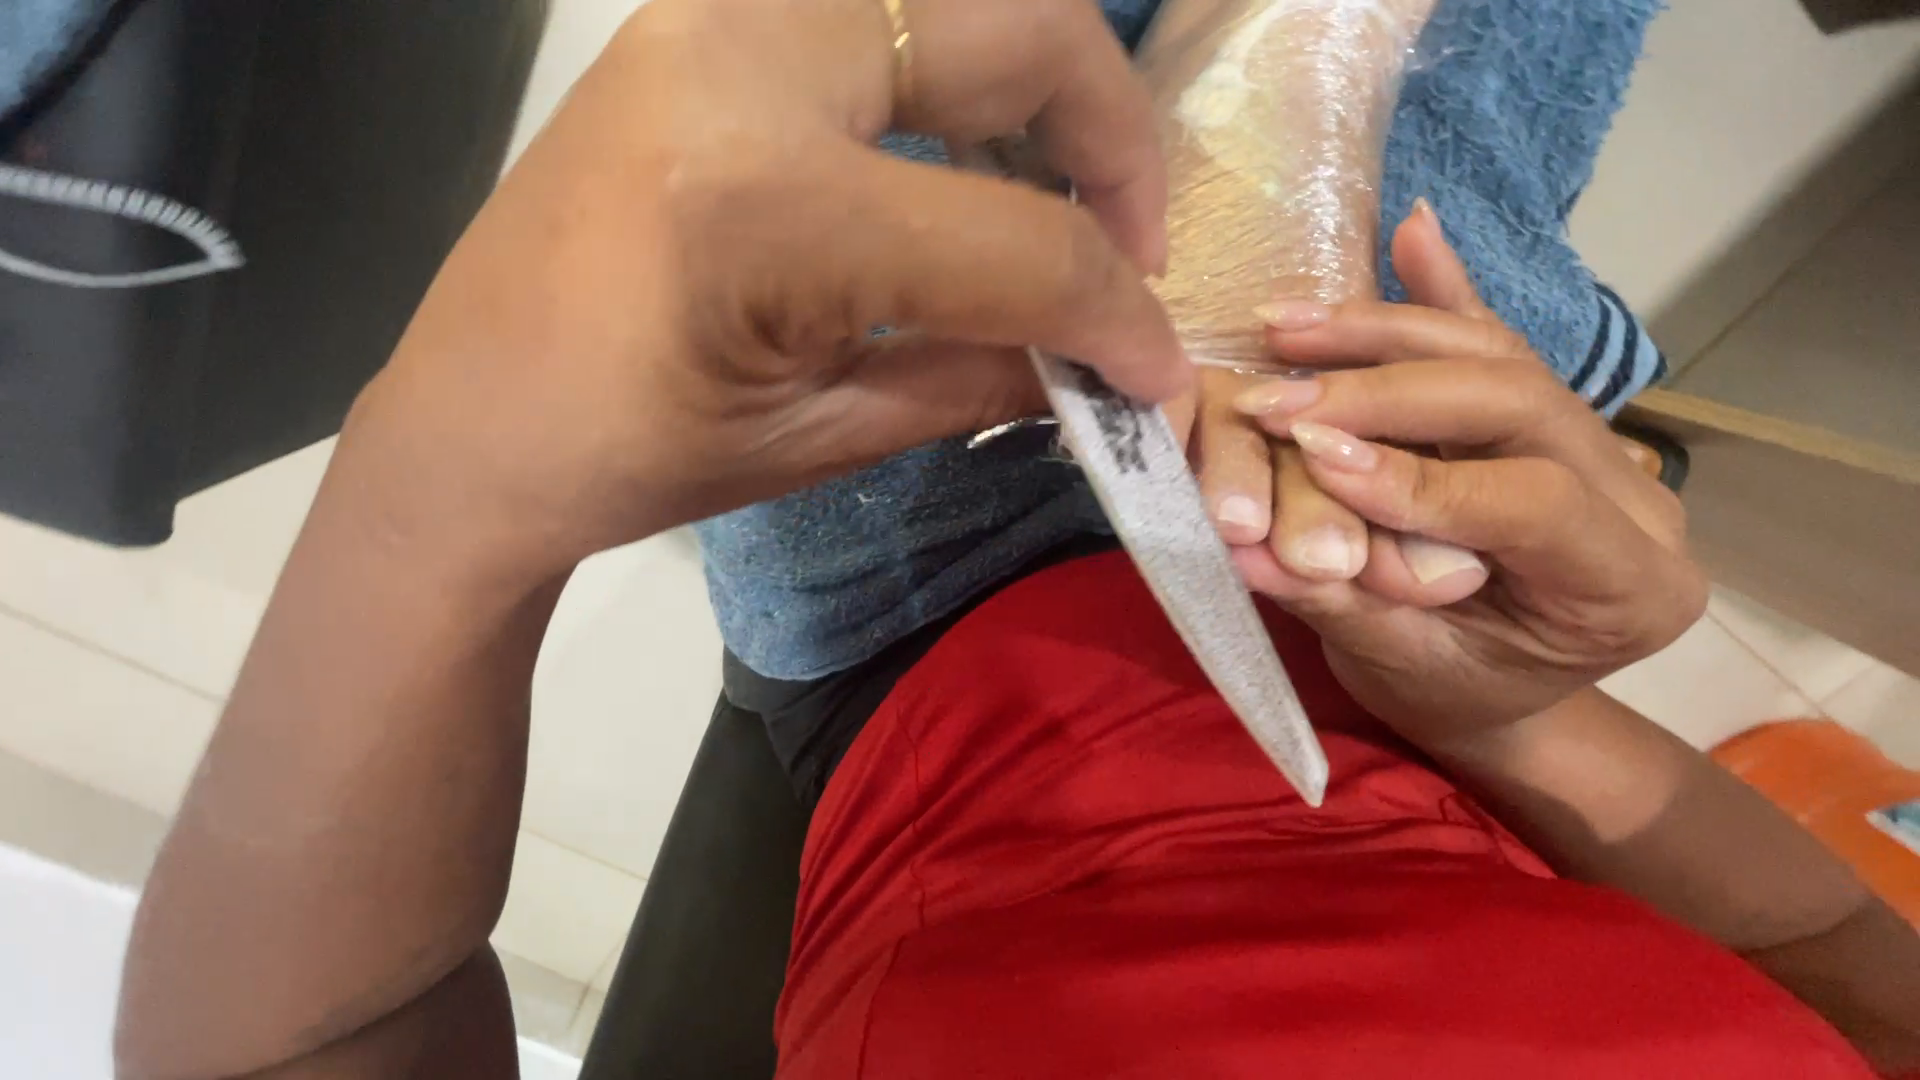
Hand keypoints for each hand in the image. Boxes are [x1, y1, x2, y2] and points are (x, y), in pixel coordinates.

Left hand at [350, 0, 1189, 578]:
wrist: (473, 425)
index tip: (1159, 369)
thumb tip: (1105, 366)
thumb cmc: (636, 460)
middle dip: (1117, 145)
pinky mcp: (703, 19)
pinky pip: (889, 16)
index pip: (1020, 242)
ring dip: (1049, 93)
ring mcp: (718, 12)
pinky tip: (974, 168)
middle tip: (1129, 254)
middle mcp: (752, 55)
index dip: (1118, 314)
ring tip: (1063, 210)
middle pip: (1026, 28)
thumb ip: (984, 382)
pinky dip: (966, 81)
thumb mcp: (827, 437)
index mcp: (772, 202)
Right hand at [1227, 263, 1704, 746]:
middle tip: (1278, 399)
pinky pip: (1495, 340)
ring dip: (1382, 332)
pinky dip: (1445, 290)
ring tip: (1286, 326)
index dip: (1415, 476)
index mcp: (1625, 586)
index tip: (1309, 455)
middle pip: (1516, 398)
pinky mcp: (1541, 419)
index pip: (1528, 500)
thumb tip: (1247, 546)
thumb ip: (1339, 604)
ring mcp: (1595, 444)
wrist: (1495, 693)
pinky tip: (1412, 233)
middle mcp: (1634, 495)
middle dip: (1382, 392)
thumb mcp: (1398, 669)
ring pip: (1497, 353)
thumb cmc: (1453, 697)